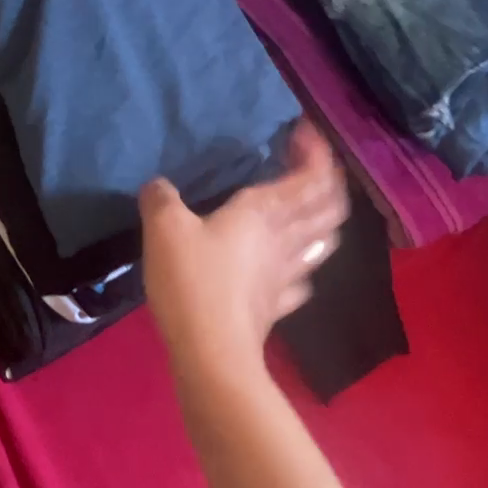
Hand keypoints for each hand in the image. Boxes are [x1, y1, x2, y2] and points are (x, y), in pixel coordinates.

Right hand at [139, 119, 348, 380]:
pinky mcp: (276, 306)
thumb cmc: (193, 282)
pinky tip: (296, 264)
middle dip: (329, 181)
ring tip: (314, 205)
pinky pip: (302, 277)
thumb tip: (158, 186)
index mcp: (263, 212)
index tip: (308, 130)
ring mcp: (285, 276)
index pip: (309, 177)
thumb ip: (161, 199)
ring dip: (325, 217)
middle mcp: (283, 239)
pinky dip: (306, 262)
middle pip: (326, 206)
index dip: (317, 153)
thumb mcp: (165, 228)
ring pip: (321, 239)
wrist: (211, 357)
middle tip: (316, 163)